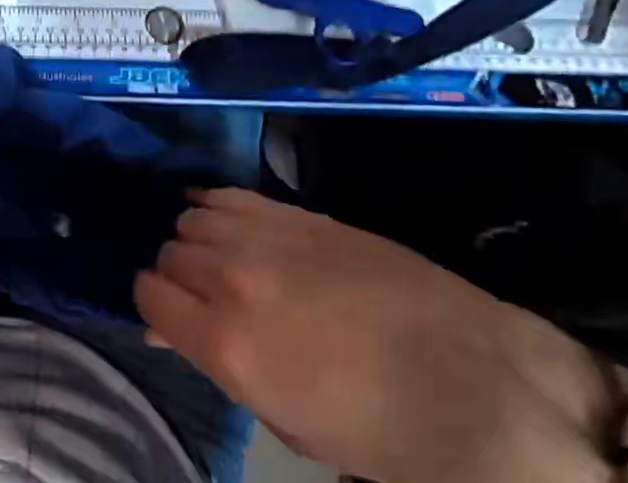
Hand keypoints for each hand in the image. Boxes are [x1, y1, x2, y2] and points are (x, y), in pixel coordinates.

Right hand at [136, 189, 604, 482]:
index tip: (172, 322)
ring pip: (191, 218)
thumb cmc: (384, 433)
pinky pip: (228, 195)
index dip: (155, 310)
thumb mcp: (287, 421)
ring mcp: (264, 238)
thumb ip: (217, 366)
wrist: (479, 384)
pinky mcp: (298, 213)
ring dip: (197, 242)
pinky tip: (228, 223)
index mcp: (227, 344)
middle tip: (207, 301)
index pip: (148, 295)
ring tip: (224, 264)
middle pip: (169, 254)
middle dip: (178, 279)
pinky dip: (216, 207)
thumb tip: (169, 333)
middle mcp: (232, 279)